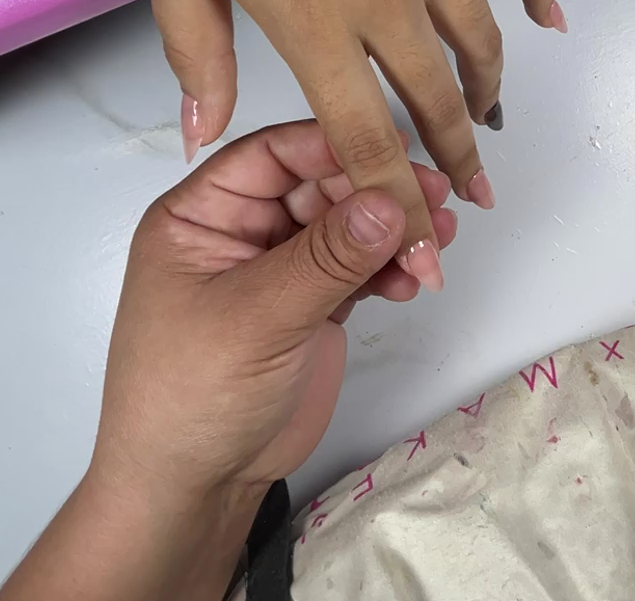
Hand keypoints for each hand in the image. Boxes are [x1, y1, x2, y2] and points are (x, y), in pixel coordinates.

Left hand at [91, 121, 458, 501]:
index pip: (276, 155)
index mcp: (205, 214)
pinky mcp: (318, 297)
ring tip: (441, 242)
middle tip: (437, 201)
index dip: (335, 146)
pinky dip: (395, 267)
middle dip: (381, 195)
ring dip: (399, 231)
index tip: (398, 151)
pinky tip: (416, 280)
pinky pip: (365, 263)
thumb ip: (326, 258)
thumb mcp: (257, 319)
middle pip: (326, 185)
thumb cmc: (194, 398)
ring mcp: (286, 263)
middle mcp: (247, 227)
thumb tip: (390, 202)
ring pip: (353, 223)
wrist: (199, 489)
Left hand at [130, 0, 563, 291]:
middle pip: (437, 102)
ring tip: (492, 120)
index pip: (365, 139)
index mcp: (312, 19)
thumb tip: (199, 134)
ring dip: (491, 91)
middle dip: (457, 160)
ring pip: (482, 42)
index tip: (425, 236)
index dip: (394, 200)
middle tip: (475, 193)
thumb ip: (194, 51)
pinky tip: (551, 22)